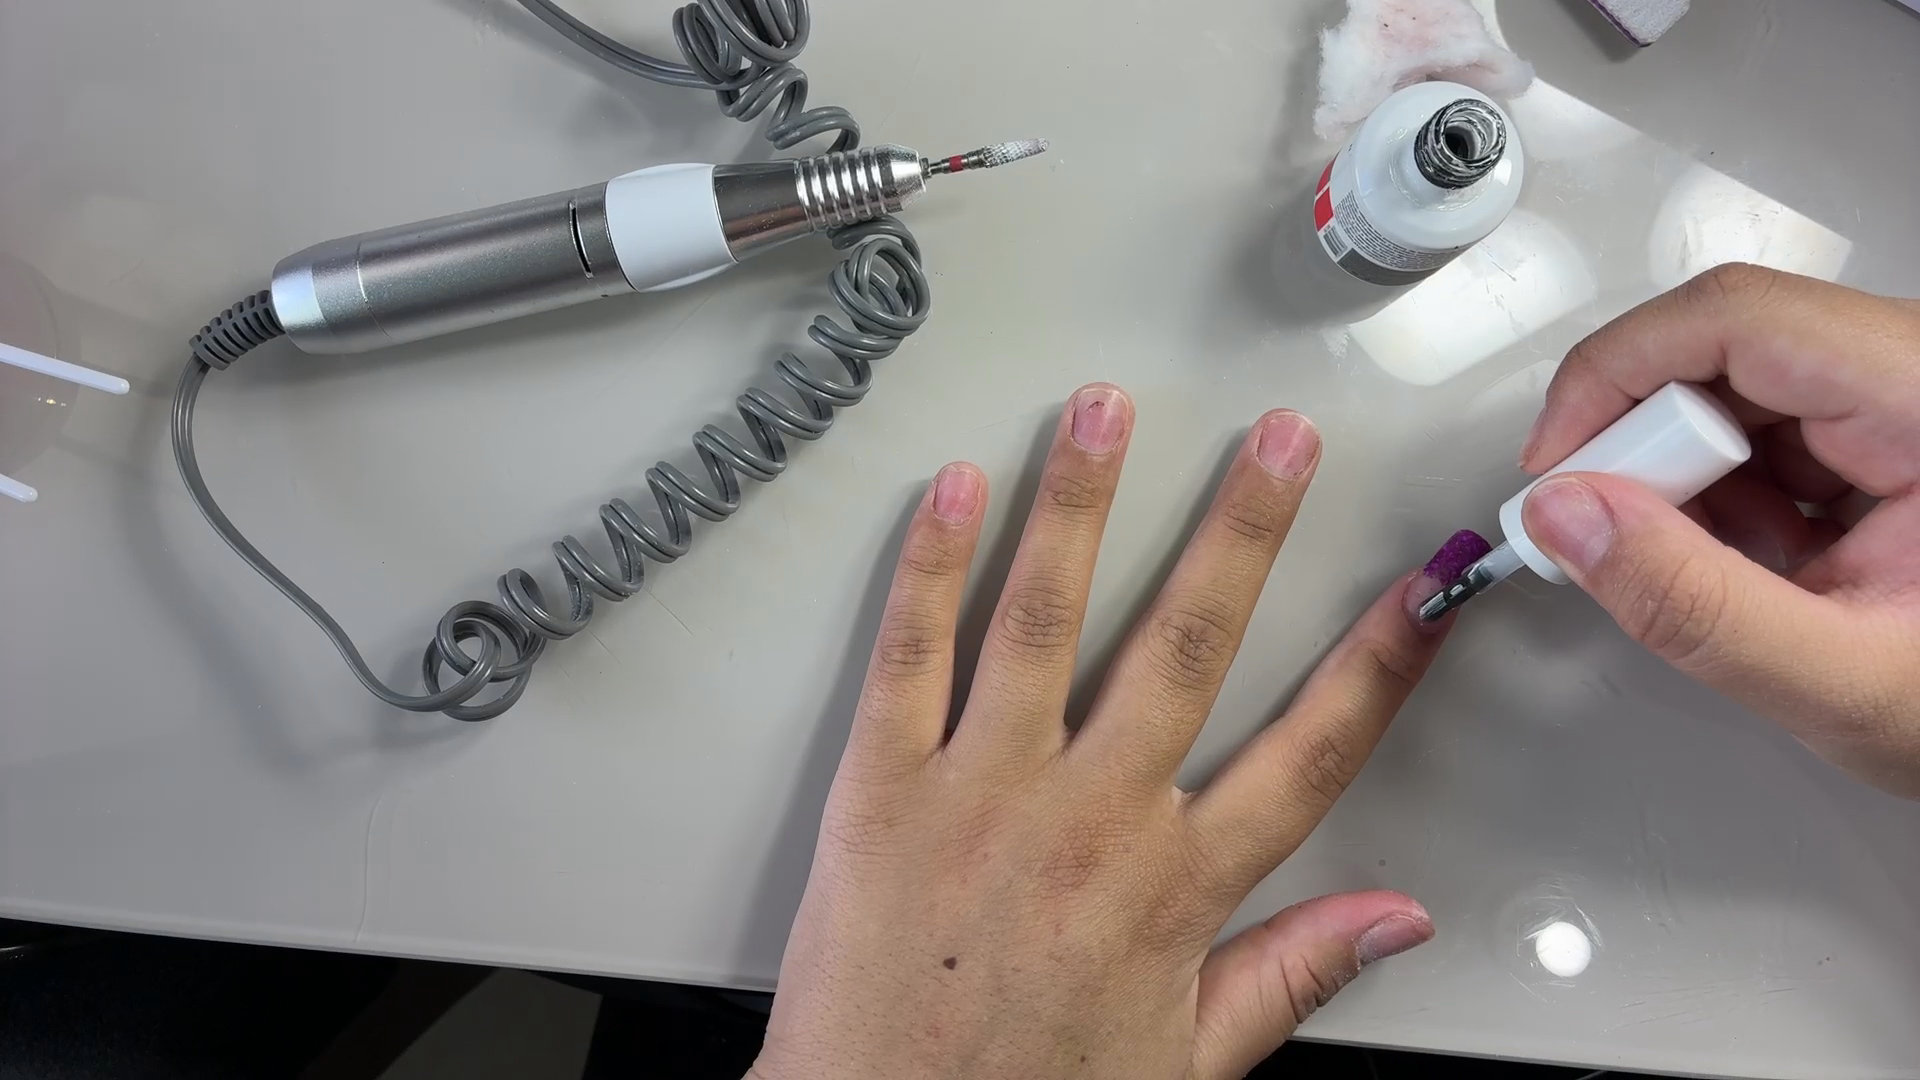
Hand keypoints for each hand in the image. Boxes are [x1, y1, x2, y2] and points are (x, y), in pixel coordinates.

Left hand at [749, 385, 1456, 1079]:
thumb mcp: (1182, 1064)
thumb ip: (1291, 979)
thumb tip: (1398, 919)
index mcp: (1171, 885)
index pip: (1310, 753)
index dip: (1377, 664)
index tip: (1419, 587)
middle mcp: (1090, 816)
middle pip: (1187, 643)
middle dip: (1243, 527)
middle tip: (1277, 440)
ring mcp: (983, 787)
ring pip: (1046, 616)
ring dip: (1082, 503)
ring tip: (1104, 414)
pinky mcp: (885, 781)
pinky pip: (913, 651)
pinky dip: (933, 562)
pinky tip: (957, 489)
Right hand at [1520, 264, 1919, 796]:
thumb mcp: (1844, 682)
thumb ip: (1688, 600)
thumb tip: (1560, 514)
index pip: (1739, 321)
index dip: (1611, 376)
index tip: (1556, 464)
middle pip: (1722, 356)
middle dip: (1638, 447)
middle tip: (1616, 530)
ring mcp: (1918, 406)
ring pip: (1727, 395)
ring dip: (1671, 479)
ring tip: (1701, 561)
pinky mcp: (1894, 435)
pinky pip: (1757, 433)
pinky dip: (1709, 496)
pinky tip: (1739, 557)